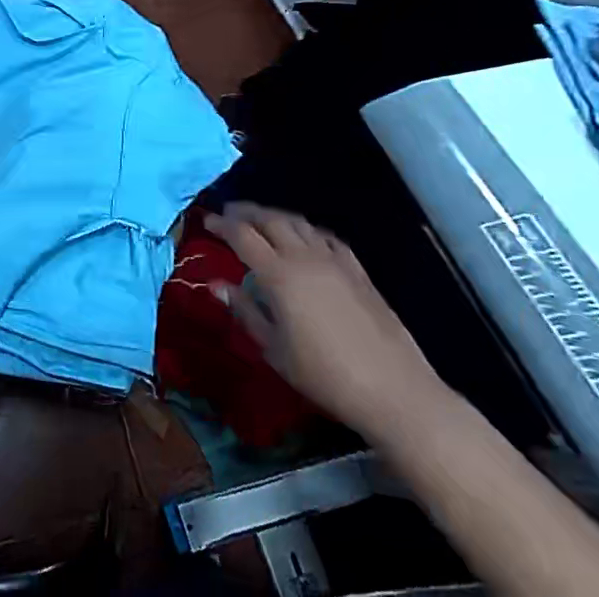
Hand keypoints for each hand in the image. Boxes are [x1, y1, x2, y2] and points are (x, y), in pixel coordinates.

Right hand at [207, 203, 442, 432]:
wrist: (391, 387)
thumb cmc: (323, 375)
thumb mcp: (273, 349)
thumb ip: (244, 310)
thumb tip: (217, 284)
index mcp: (279, 275)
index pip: (243, 236)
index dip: (222, 225)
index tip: (207, 221)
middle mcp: (305, 257)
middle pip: (271, 220)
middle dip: (246, 212)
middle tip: (228, 214)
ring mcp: (335, 260)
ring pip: (299, 223)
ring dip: (275, 216)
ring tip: (260, 220)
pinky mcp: (357, 269)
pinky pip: (324, 236)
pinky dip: (305, 230)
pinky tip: (303, 238)